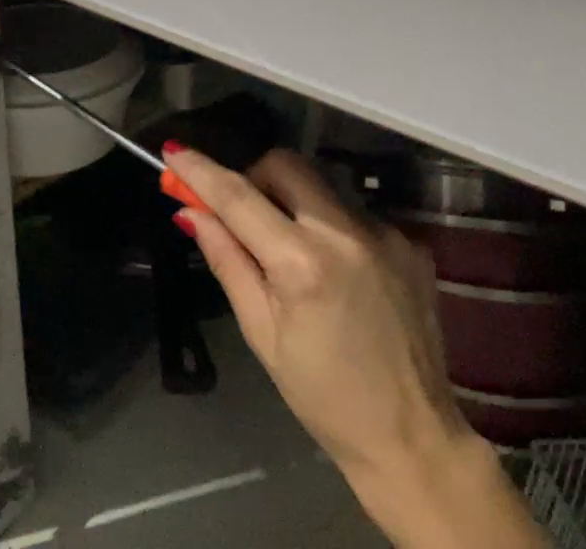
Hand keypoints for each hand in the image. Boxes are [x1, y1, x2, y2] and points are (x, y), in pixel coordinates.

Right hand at [166, 147, 545, 547]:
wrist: (411, 434)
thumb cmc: (322, 395)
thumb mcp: (262, 333)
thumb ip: (228, 262)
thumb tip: (191, 213)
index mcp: (303, 263)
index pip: (239, 198)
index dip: (201, 171)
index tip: (174, 152)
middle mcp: (348, 233)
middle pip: (287, 166)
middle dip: (254, 178)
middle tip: (240, 217)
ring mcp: (387, 234)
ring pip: (324, 187)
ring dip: (295, 204)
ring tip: (292, 257)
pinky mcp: (412, 244)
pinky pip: (356, 215)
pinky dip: (333, 230)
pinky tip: (337, 275)